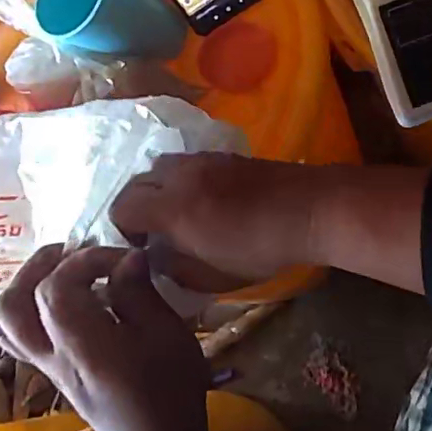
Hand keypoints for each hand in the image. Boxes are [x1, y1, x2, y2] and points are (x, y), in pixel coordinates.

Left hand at [0, 244, 209, 430]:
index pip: (55, 288)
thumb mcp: (166, 333)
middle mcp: (51, 354)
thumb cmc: (169, 388)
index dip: (85, 260)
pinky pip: (17, 335)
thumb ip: (139, 293)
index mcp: (81, 345)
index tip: (124, 258)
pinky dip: (29, 307)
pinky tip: (63, 297)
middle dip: (41, 266)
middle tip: (79, 251)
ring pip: (6, 320)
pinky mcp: (50, 369)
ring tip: (66, 268)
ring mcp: (45, 365)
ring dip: (28, 284)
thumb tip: (127, 256)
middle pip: (13, 302)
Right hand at [109, 153, 325, 290]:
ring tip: (178, 211)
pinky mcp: (224, 154)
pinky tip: (205, 198)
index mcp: (172, 207)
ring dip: (159, 187)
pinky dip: (182, 177)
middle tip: (154, 230)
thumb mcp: (214, 276)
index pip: (123, 207)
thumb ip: (176, 268)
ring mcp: (204, 159)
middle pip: (138, 181)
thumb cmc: (261, 249)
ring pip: (162, 165)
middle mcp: (181, 176)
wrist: (309, 210)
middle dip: (137, 205)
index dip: (122, 228)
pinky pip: (188, 161)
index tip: (140, 247)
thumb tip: (157, 257)